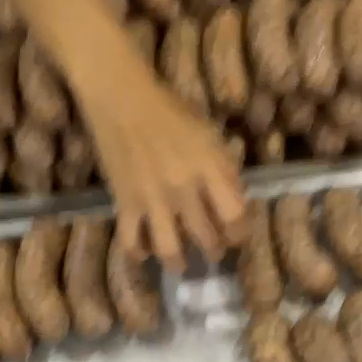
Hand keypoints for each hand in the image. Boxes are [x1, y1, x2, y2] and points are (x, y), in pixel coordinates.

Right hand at [83, 73, 247, 272]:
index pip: (235, 215)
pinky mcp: (125, 202)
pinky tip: (144, 253)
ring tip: (180, 265)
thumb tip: (236, 200)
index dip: (240, 232)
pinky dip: (138, 253)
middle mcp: (184, 188)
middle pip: (207, 237)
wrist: (120, 96)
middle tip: (213, 250)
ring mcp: (153, 199)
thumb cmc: (169, 109)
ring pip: (170, 250)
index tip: (238, 236)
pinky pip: (132, 241)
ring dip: (178, 263)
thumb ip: (222, 168)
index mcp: (209, 168)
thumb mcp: (208, 133)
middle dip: (214, 250)